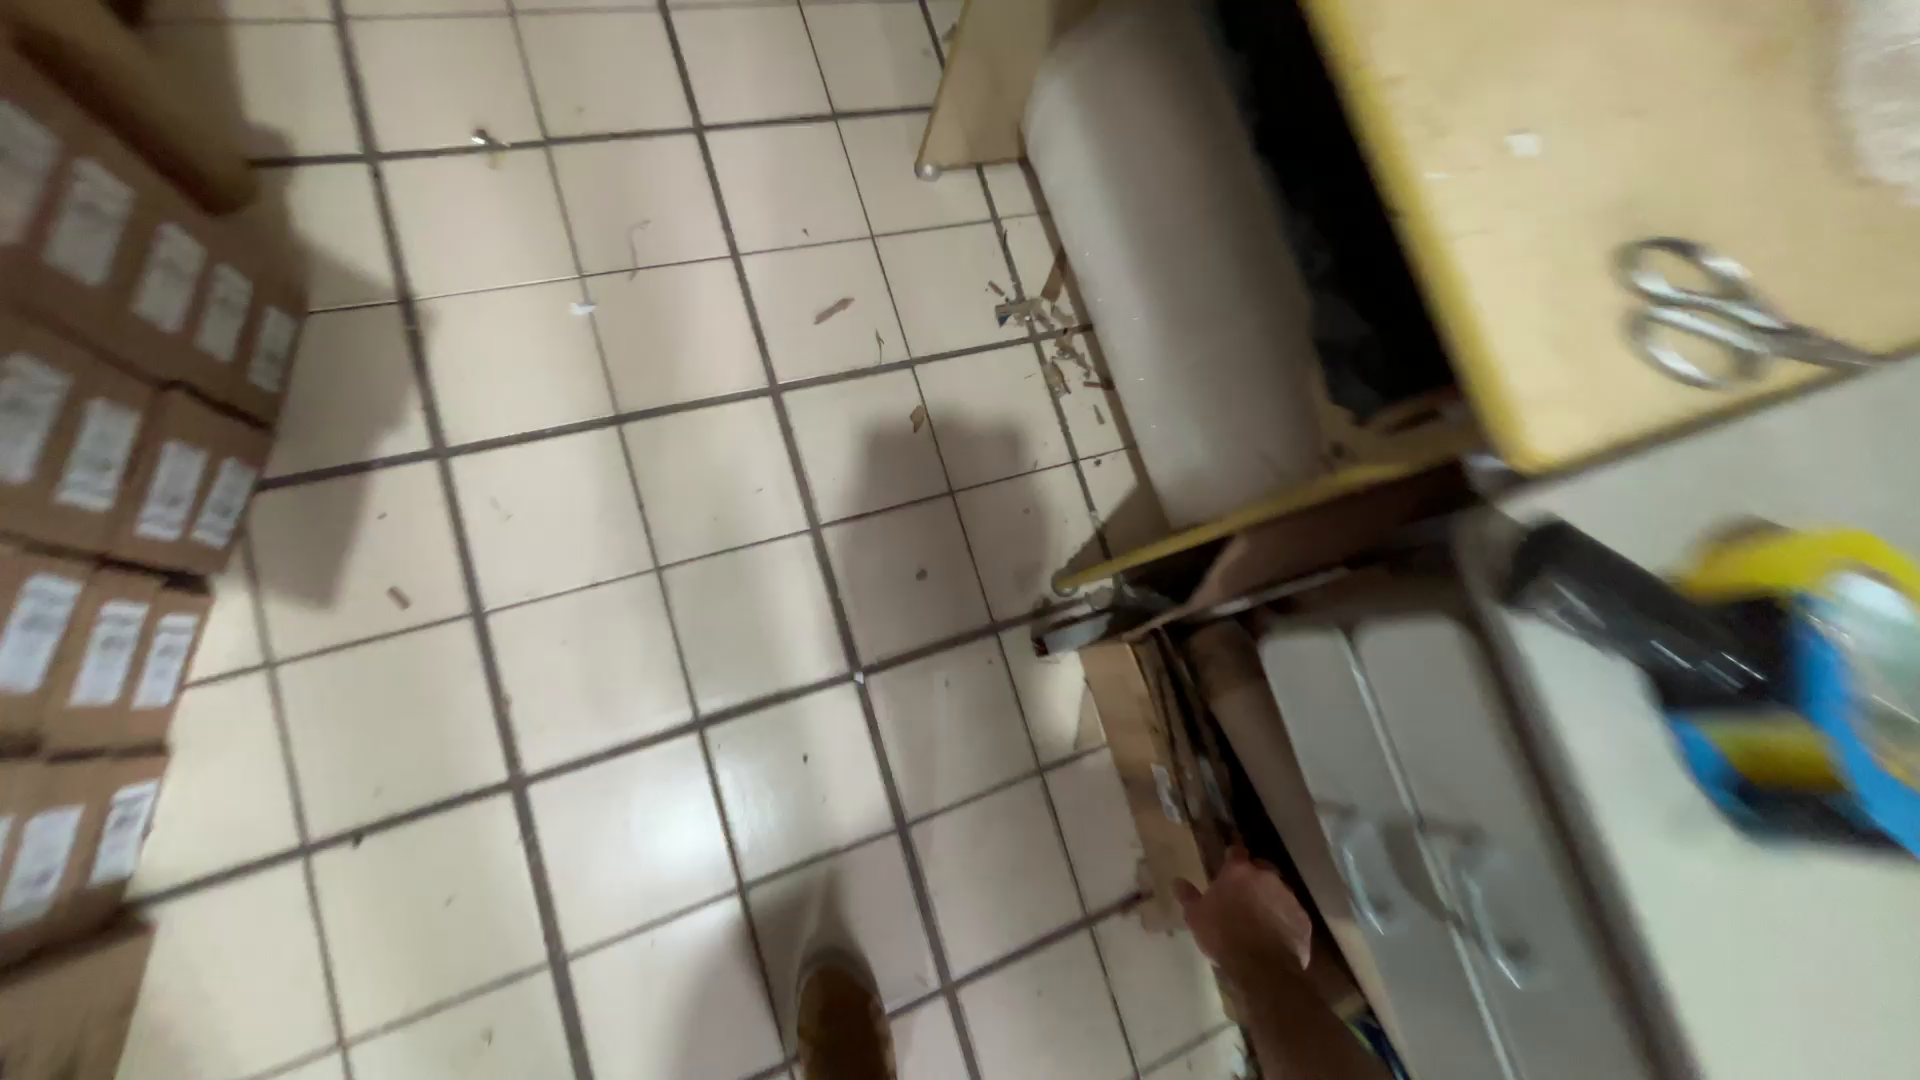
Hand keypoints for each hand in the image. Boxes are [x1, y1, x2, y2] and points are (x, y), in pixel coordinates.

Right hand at [1175, 847, 1312, 976]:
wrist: (1262, 967)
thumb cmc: (1224, 935)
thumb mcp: (1196, 917)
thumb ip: (1188, 896)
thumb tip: (1177, 881)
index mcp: (1239, 871)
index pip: (1236, 851)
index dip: (1232, 856)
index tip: (1228, 863)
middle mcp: (1266, 877)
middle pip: (1262, 868)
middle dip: (1254, 876)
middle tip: (1244, 893)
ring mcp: (1288, 897)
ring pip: (1279, 890)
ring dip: (1270, 898)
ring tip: (1261, 917)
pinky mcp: (1303, 919)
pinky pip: (1293, 913)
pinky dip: (1285, 919)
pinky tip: (1276, 934)